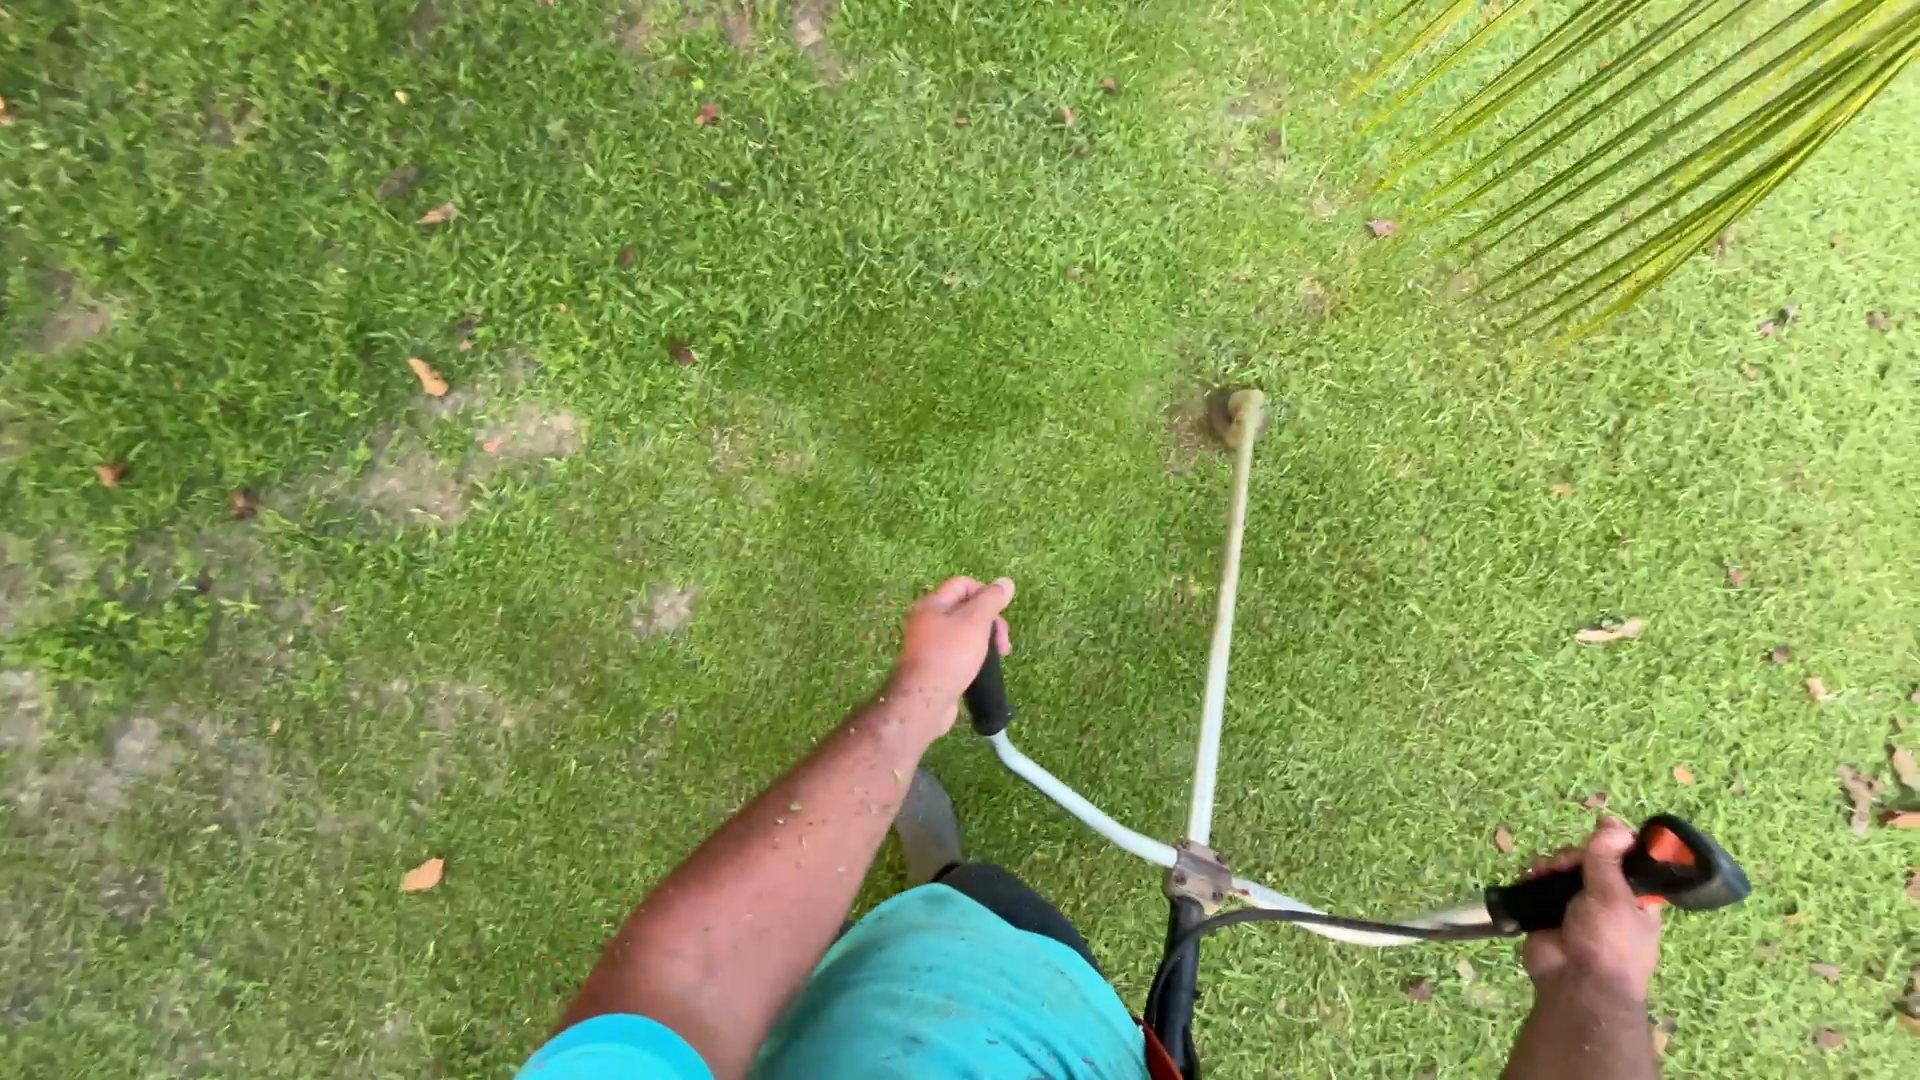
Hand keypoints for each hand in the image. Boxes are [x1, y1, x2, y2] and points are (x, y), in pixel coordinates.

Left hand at [886, 576, 1013, 732]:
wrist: (926, 699)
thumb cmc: (951, 655)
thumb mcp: (975, 621)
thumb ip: (991, 599)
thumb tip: (1005, 582)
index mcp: (933, 604)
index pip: (963, 584)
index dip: (986, 593)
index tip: (1001, 613)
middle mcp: (927, 620)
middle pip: (965, 608)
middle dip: (989, 620)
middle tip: (1002, 642)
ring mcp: (929, 643)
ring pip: (964, 631)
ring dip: (985, 638)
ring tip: (999, 655)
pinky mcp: (934, 664)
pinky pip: (958, 650)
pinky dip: (974, 653)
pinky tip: (983, 666)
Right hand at [1518, 817, 1662, 1002]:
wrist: (1575, 981)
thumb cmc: (1607, 941)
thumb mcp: (1613, 896)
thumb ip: (1607, 859)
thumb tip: (1613, 823)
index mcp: (1635, 899)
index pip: (1627, 861)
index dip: (1614, 843)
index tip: (1600, 827)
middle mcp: (1607, 899)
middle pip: (1589, 860)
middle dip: (1573, 856)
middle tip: (1565, 864)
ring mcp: (1576, 906)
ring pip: (1562, 870)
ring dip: (1550, 866)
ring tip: (1542, 874)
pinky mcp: (1548, 911)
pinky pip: (1539, 884)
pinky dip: (1533, 878)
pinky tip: (1530, 879)